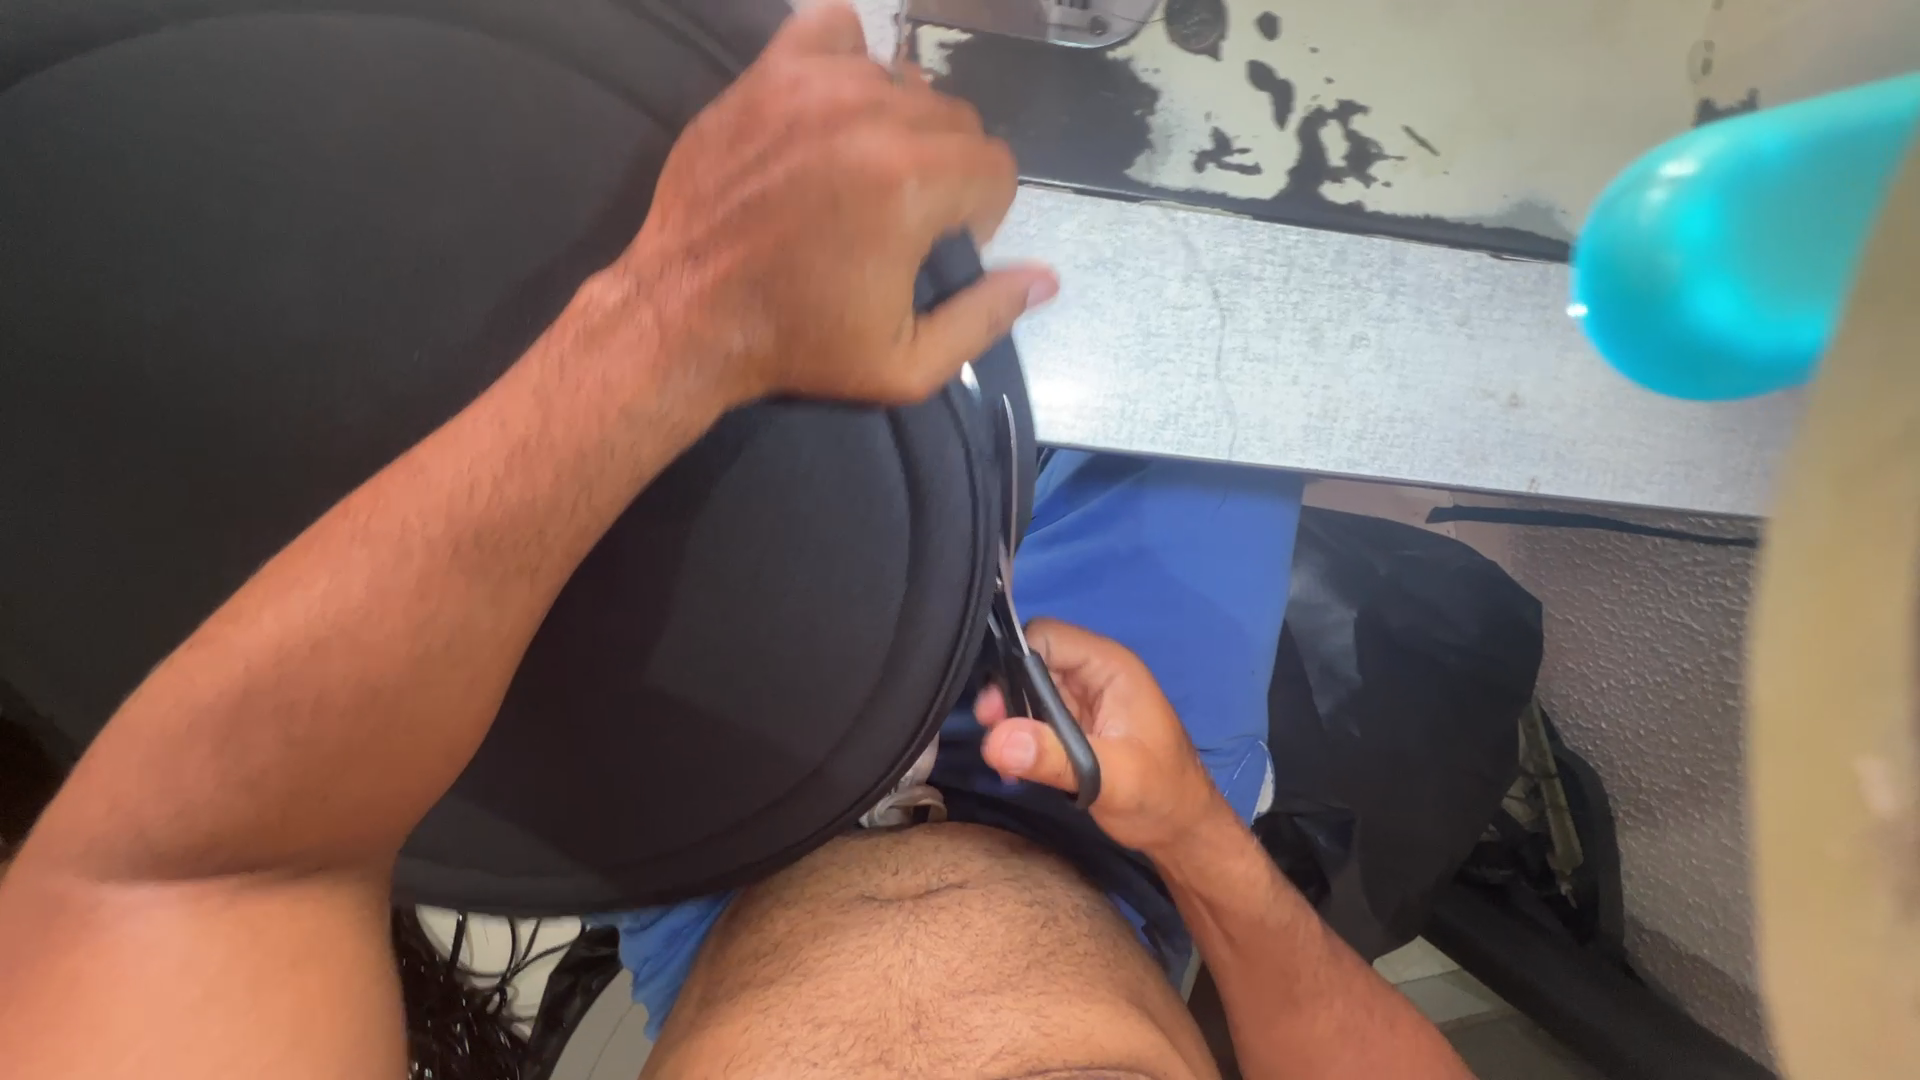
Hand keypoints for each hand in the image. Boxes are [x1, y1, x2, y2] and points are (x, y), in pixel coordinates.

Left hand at [614, 3, 1056, 407]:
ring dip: (904, 126)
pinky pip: (835, 30)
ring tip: (865, 177)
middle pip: (958, 119)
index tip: (942, 249)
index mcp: (911, 185)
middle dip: (949, 173)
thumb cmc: (801, 345)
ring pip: (905, 79)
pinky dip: (850, 64)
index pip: (996, 167)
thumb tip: (1046, 280)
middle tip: (904, 222)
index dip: (982, 215)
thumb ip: (985, 318)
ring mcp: (814, 85)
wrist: (690, 314)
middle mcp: (871, 116)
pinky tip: (835, 115)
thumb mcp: (907, 364)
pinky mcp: (767, 75)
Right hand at [975, 619, 1225, 856]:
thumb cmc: (1162, 797)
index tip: (995, 708)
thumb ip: (1055, 757)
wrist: (1184, 833)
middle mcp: (1093, 673)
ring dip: (1010, 719)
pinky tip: (1013, 766)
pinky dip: (1019, 736)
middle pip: (1032, 661)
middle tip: (991, 734)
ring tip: (1002, 757)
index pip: (1047, 637)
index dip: (1015, 662)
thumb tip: (996, 741)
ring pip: (1028, 689)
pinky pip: (1035, 716)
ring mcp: (1082, 699)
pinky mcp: (1073, 725)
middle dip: (1006, 694)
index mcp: (1109, 666)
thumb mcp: (1111, 778)